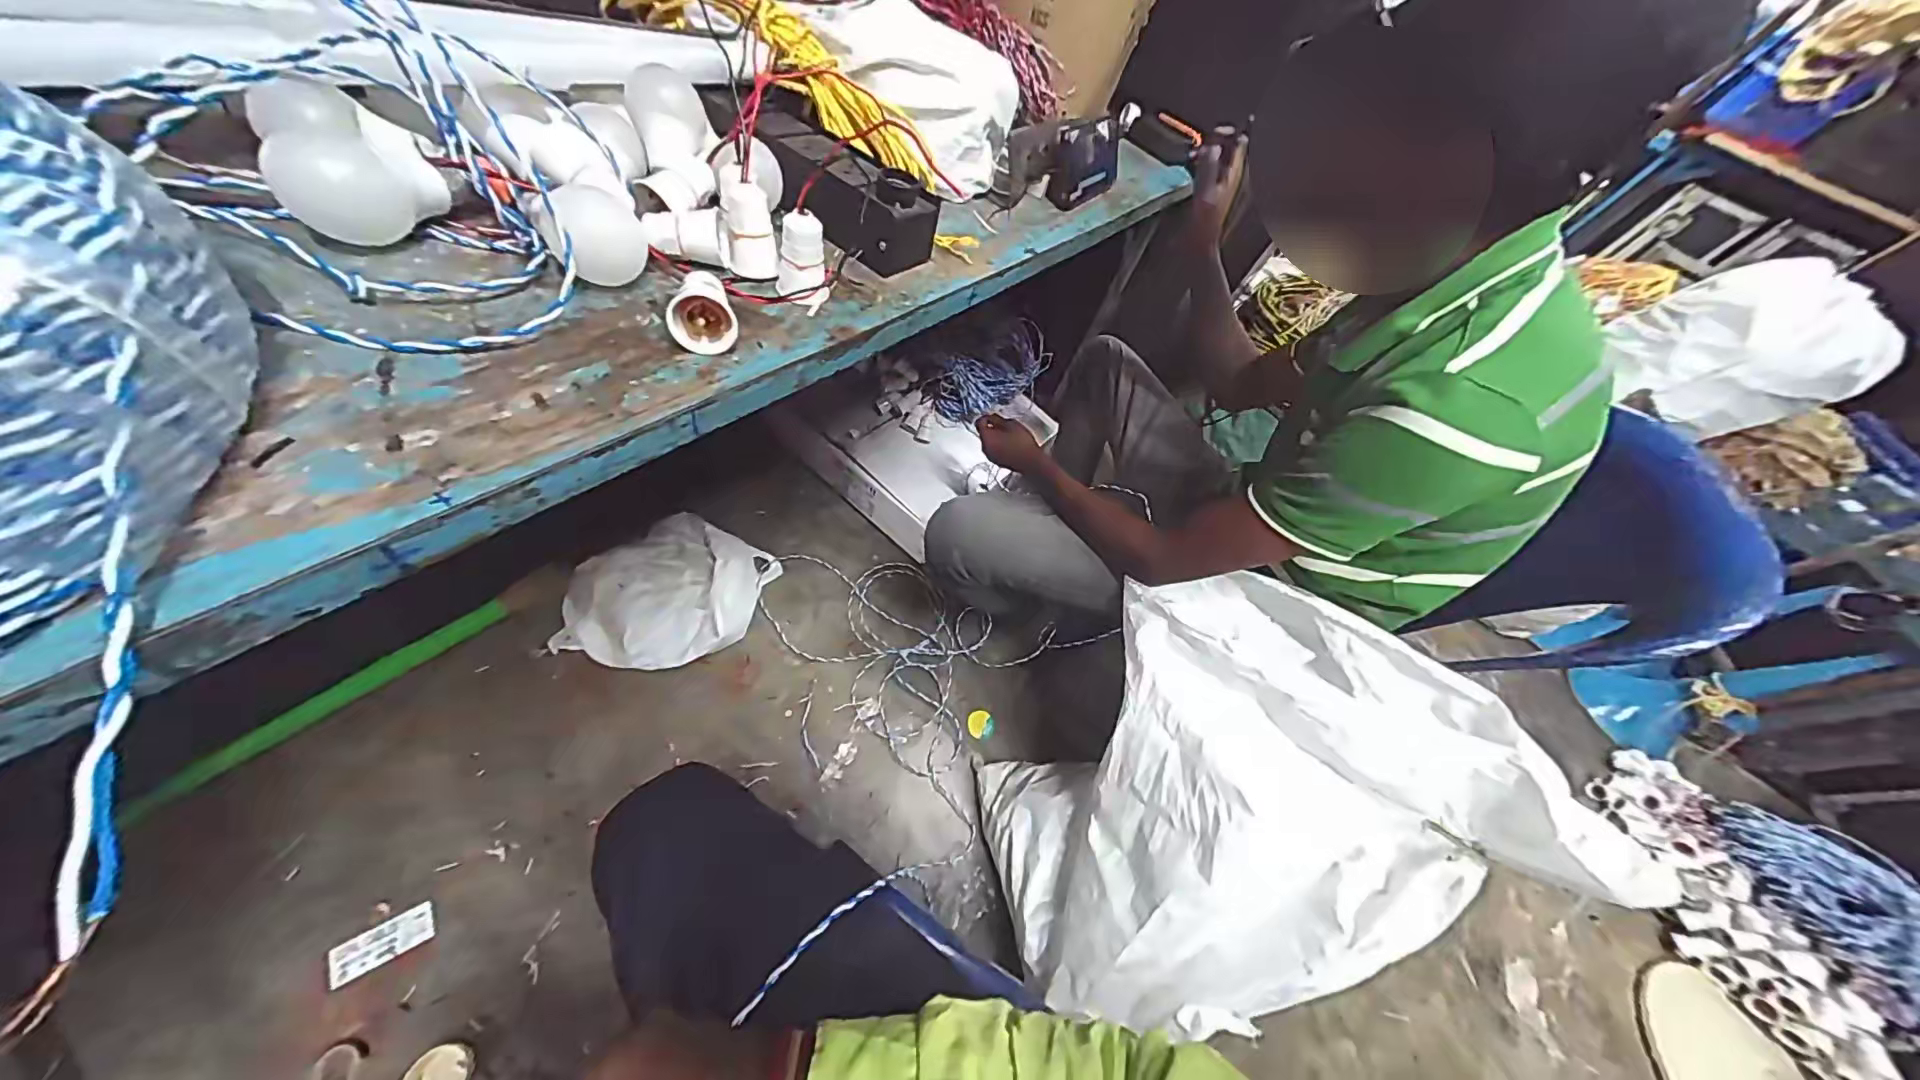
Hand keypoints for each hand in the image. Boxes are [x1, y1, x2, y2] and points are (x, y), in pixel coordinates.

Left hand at [975, 415, 1048, 473]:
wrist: (1031, 462)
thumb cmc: (1022, 444)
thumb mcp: (1011, 424)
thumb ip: (998, 419)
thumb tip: (992, 418)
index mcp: (986, 437)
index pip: (979, 423)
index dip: (986, 417)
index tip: (992, 416)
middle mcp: (985, 448)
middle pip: (984, 433)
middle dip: (991, 428)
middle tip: (1003, 425)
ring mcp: (991, 456)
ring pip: (989, 442)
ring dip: (996, 437)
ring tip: (1009, 435)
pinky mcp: (997, 462)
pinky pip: (994, 450)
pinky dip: (999, 446)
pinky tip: (1011, 444)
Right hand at [1187, 131, 1247, 250]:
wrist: (1200, 242)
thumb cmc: (1205, 219)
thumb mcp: (1206, 191)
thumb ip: (1209, 167)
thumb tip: (1211, 146)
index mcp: (1234, 173)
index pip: (1240, 141)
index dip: (1228, 132)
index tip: (1212, 134)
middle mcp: (1230, 174)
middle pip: (1228, 146)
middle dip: (1213, 141)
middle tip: (1198, 146)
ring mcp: (1221, 181)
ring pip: (1217, 156)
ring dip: (1204, 152)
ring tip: (1191, 156)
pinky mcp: (1210, 189)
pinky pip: (1208, 167)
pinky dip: (1200, 163)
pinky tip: (1190, 166)